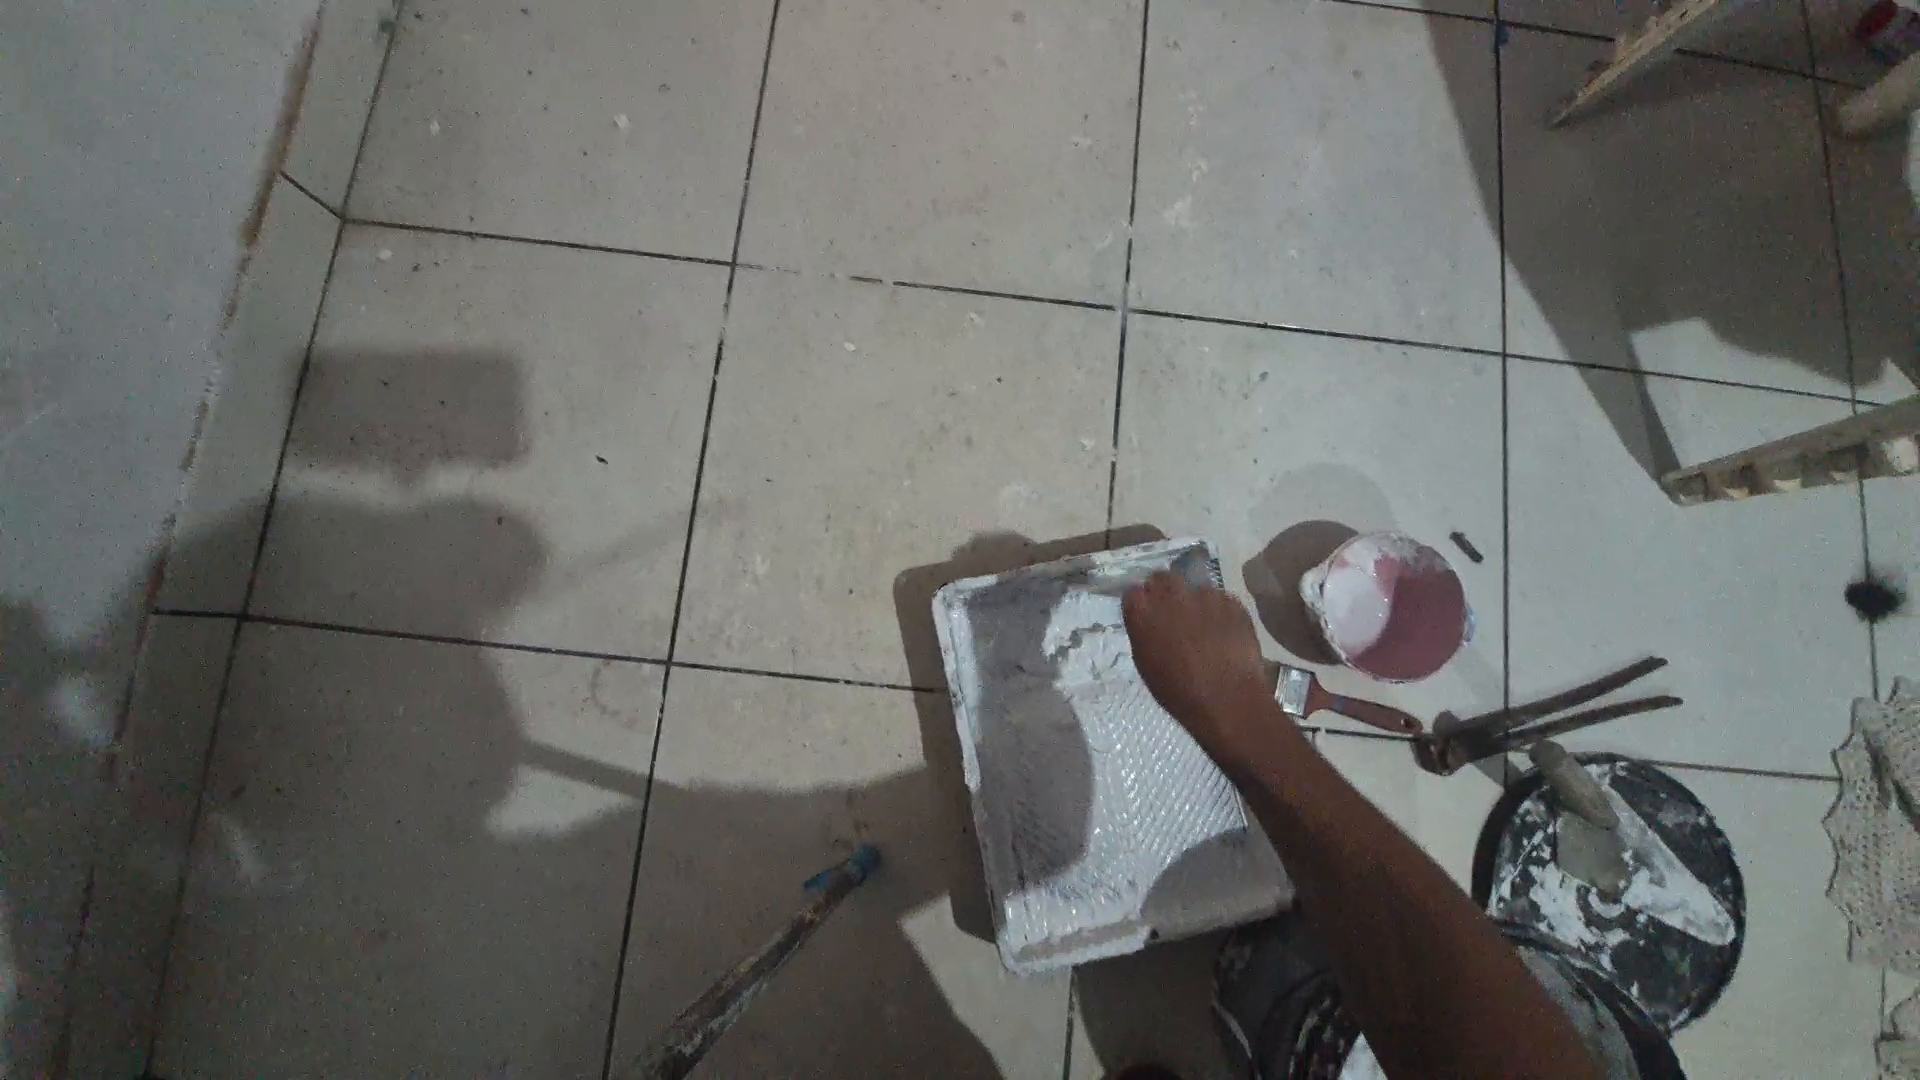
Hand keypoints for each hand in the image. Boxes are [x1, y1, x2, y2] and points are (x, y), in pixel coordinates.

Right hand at [1121, 572, 1281, 753]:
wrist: (1226, 699)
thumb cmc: (1177, 690)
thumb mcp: (1146, 663)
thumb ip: (1143, 632)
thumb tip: (1147, 620)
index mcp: (1142, 612)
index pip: (1133, 592)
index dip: (1141, 602)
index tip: (1146, 613)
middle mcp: (1170, 595)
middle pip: (1163, 578)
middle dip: (1165, 591)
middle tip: (1173, 612)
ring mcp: (1204, 595)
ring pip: (1195, 588)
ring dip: (1195, 601)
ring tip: (1203, 624)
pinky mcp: (1231, 602)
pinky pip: (1221, 599)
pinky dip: (1219, 611)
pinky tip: (1224, 631)